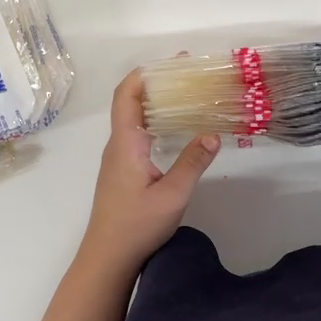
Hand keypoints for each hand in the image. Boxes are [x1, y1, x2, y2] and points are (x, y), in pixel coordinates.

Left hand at [79, 69, 219, 273]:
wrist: (108, 257)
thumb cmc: (137, 225)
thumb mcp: (172, 195)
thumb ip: (192, 163)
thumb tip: (212, 134)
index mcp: (125, 143)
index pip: (126, 95)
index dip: (145, 74)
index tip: (172, 64)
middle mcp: (118, 146)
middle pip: (131, 103)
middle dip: (158, 84)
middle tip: (190, 77)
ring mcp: (119, 159)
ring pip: (135, 120)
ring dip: (158, 104)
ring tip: (189, 98)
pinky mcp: (123, 172)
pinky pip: (139, 136)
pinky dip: (157, 123)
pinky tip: (178, 131)